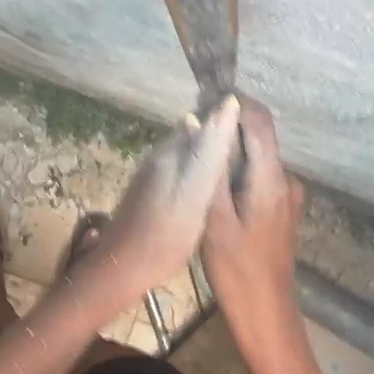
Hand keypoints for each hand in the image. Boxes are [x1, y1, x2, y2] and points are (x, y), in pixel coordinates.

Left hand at [75, 96, 241, 308]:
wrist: (121, 268)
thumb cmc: (165, 235)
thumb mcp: (195, 193)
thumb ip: (209, 151)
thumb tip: (227, 104)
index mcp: (170, 153)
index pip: (204, 122)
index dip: (226, 121)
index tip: (252, 128)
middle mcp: (158, 158)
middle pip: (194, 137)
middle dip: (217, 139)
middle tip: (247, 154)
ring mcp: (150, 176)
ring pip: (185, 156)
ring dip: (206, 158)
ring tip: (233, 171)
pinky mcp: (147, 194)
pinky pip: (178, 174)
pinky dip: (195, 177)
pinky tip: (207, 193)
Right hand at [203, 98, 304, 342]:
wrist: (265, 311)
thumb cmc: (236, 269)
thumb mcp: (214, 219)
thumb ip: (210, 170)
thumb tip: (200, 125)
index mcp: (271, 179)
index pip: (259, 121)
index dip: (235, 104)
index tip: (204, 102)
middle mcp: (286, 180)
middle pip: (257, 139)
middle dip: (226, 132)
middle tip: (190, 141)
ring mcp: (287, 196)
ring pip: (256, 161)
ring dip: (229, 158)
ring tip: (196, 170)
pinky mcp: (282, 210)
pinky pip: (258, 180)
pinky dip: (237, 178)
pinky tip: (214, 196)